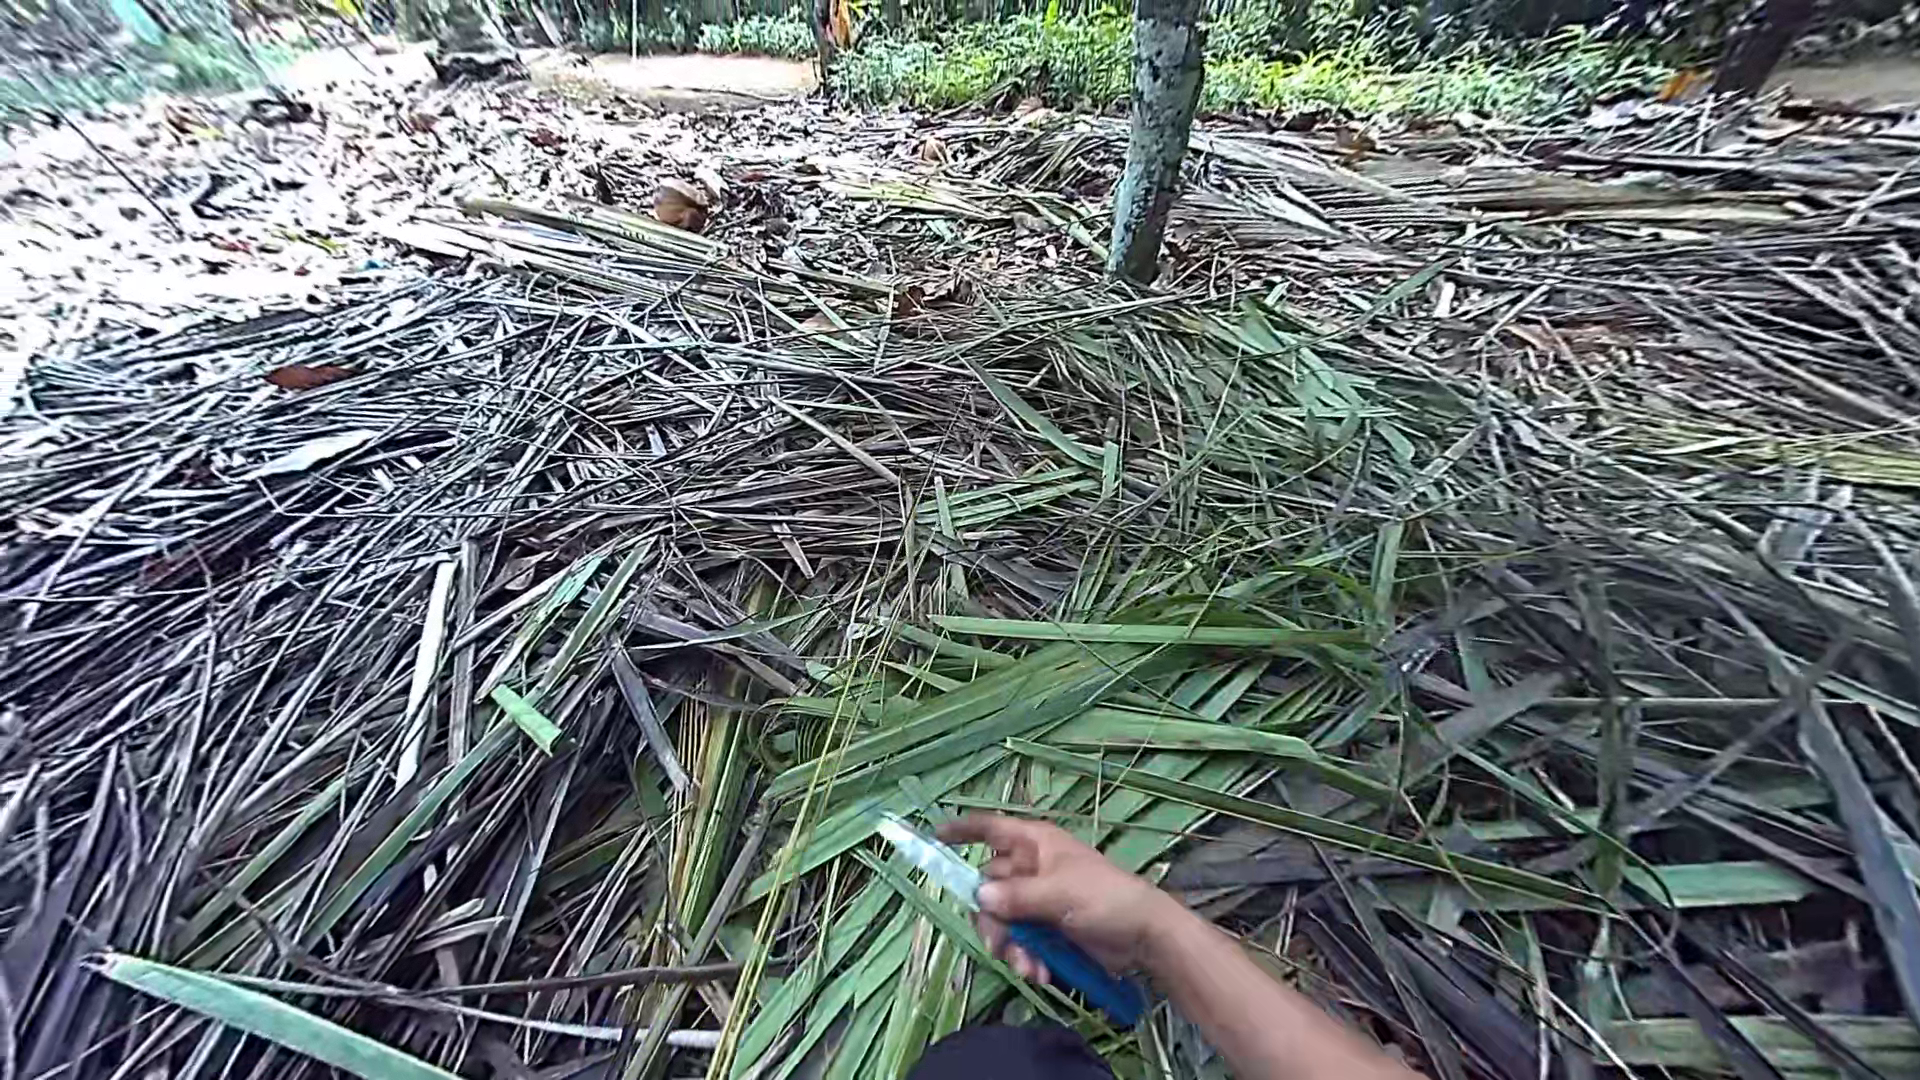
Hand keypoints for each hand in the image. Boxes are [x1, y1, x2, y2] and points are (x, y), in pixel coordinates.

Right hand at [938, 813, 1188, 985]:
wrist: (1143, 935)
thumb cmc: (1103, 895)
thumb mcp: (1059, 893)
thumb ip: (1017, 896)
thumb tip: (980, 895)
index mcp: (1034, 843)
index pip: (991, 828)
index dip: (963, 829)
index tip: (936, 834)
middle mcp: (1031, 866)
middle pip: (990, 885)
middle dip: (992, 920)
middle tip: (999, 946)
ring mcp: (1038, 896)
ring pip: (1003, 917)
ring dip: (1011, 946)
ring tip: (1029, 968)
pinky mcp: (1047, 925)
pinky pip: (1021, 938)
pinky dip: (1026, 957)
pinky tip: (1042, 974)